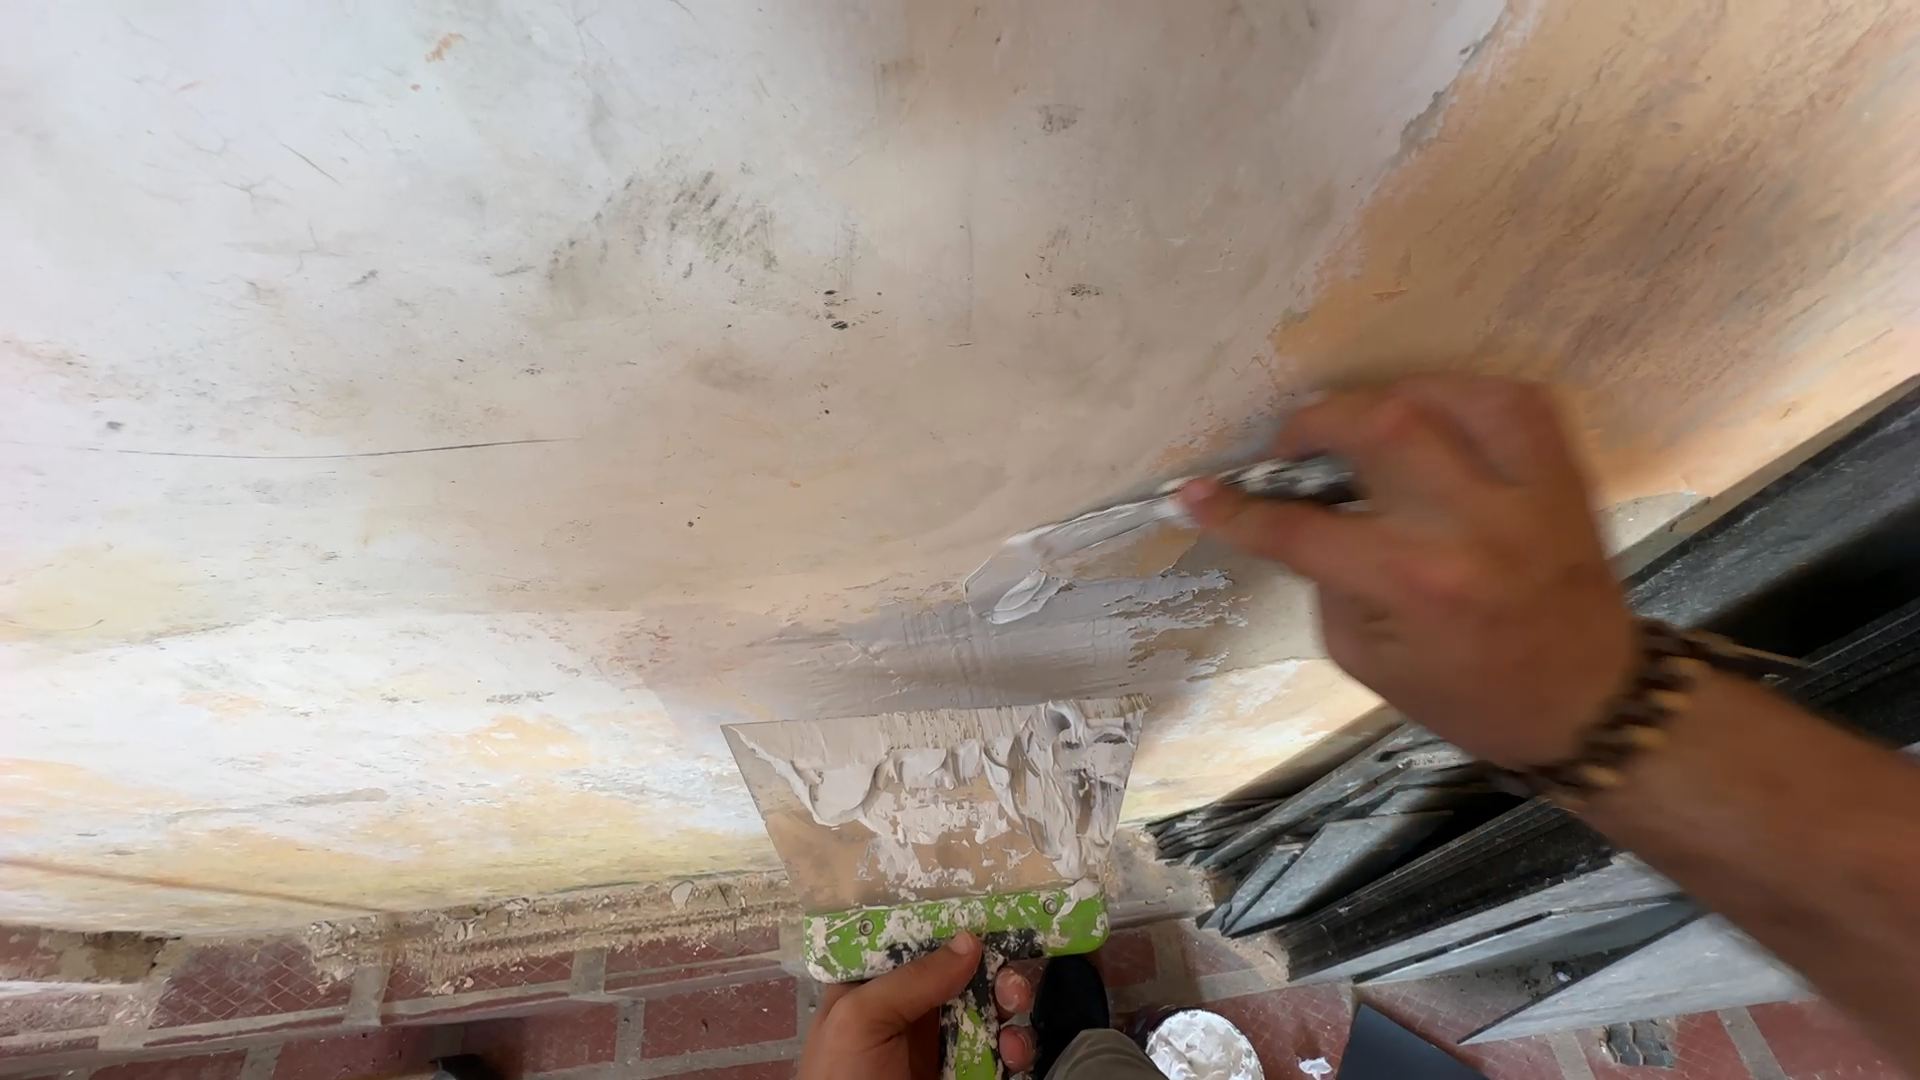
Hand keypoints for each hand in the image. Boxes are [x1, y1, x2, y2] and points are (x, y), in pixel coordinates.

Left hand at [797, 931, 1035, 1079]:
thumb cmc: (843, 1079)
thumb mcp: (860, 1019)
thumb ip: (913, 978)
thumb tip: (971, 940)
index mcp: (875, 987)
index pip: (914, 942)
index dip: (947, 926)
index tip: (985, 912)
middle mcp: (910, 1012)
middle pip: (960, 971)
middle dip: (991, 964)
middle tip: (1009, 973)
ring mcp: (940, 1049)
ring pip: (987, 1008)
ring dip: (1009, 1000)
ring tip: (1017, 1004)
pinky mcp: (967, 1078)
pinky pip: (1000, 1054)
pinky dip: (1017, 1046)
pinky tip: (1016, 1052)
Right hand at [1180, 376, 1636, 767]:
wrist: (1586, 701)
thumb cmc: (1459, 692)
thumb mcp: (1359, 651)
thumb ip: (1324, 574)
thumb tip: (1300, 512)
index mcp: (1411, 583)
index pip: (1300, 529)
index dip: (1235, 509)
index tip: (1195, 494)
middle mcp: (1470, 526)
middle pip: (1377, 428)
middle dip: (1310, 425)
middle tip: (1288, 450)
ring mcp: (1527, 493)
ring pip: (1444, 398)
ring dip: (1380, 399)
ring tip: (1352, 426)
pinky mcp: (1564, 477)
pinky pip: (1509, 400)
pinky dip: (1451, 394)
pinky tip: (1423, 414)